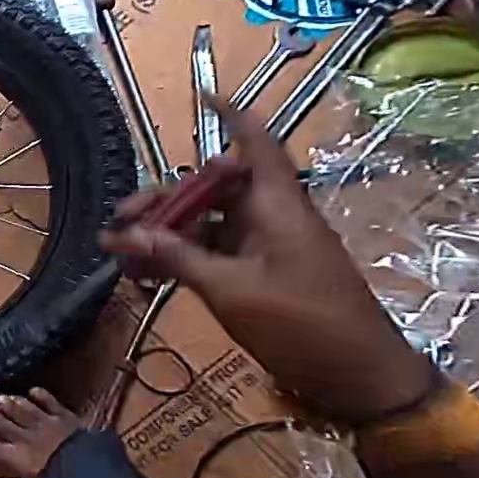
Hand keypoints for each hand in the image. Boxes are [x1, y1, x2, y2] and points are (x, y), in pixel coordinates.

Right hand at [0, 388, 79, 477]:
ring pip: (24, 410)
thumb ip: (13, 472)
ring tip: (2, 398)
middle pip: (4, 422)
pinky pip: (50, 403)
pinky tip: (34, 391)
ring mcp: (47, 426)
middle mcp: (28, 439)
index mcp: (17, 459)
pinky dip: (41, 397)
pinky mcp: (67, 419)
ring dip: (12, 403)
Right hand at [98, 98, 433, 421]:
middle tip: (120, 223)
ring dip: (159, 236)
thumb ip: (175, 257)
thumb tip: (121, 235)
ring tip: (122, 259)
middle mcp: (267, 218)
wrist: (359, 380)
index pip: (256, 149)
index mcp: (276, 209)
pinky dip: (173, 260)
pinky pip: (203, 252)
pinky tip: (143, 278)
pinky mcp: (253, 272)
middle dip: (160, 201)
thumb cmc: (304, 326)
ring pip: (199, 223)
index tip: (204, 97)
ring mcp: (259, 246)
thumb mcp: (231, 290)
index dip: (234, 119)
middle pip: (207, 189)